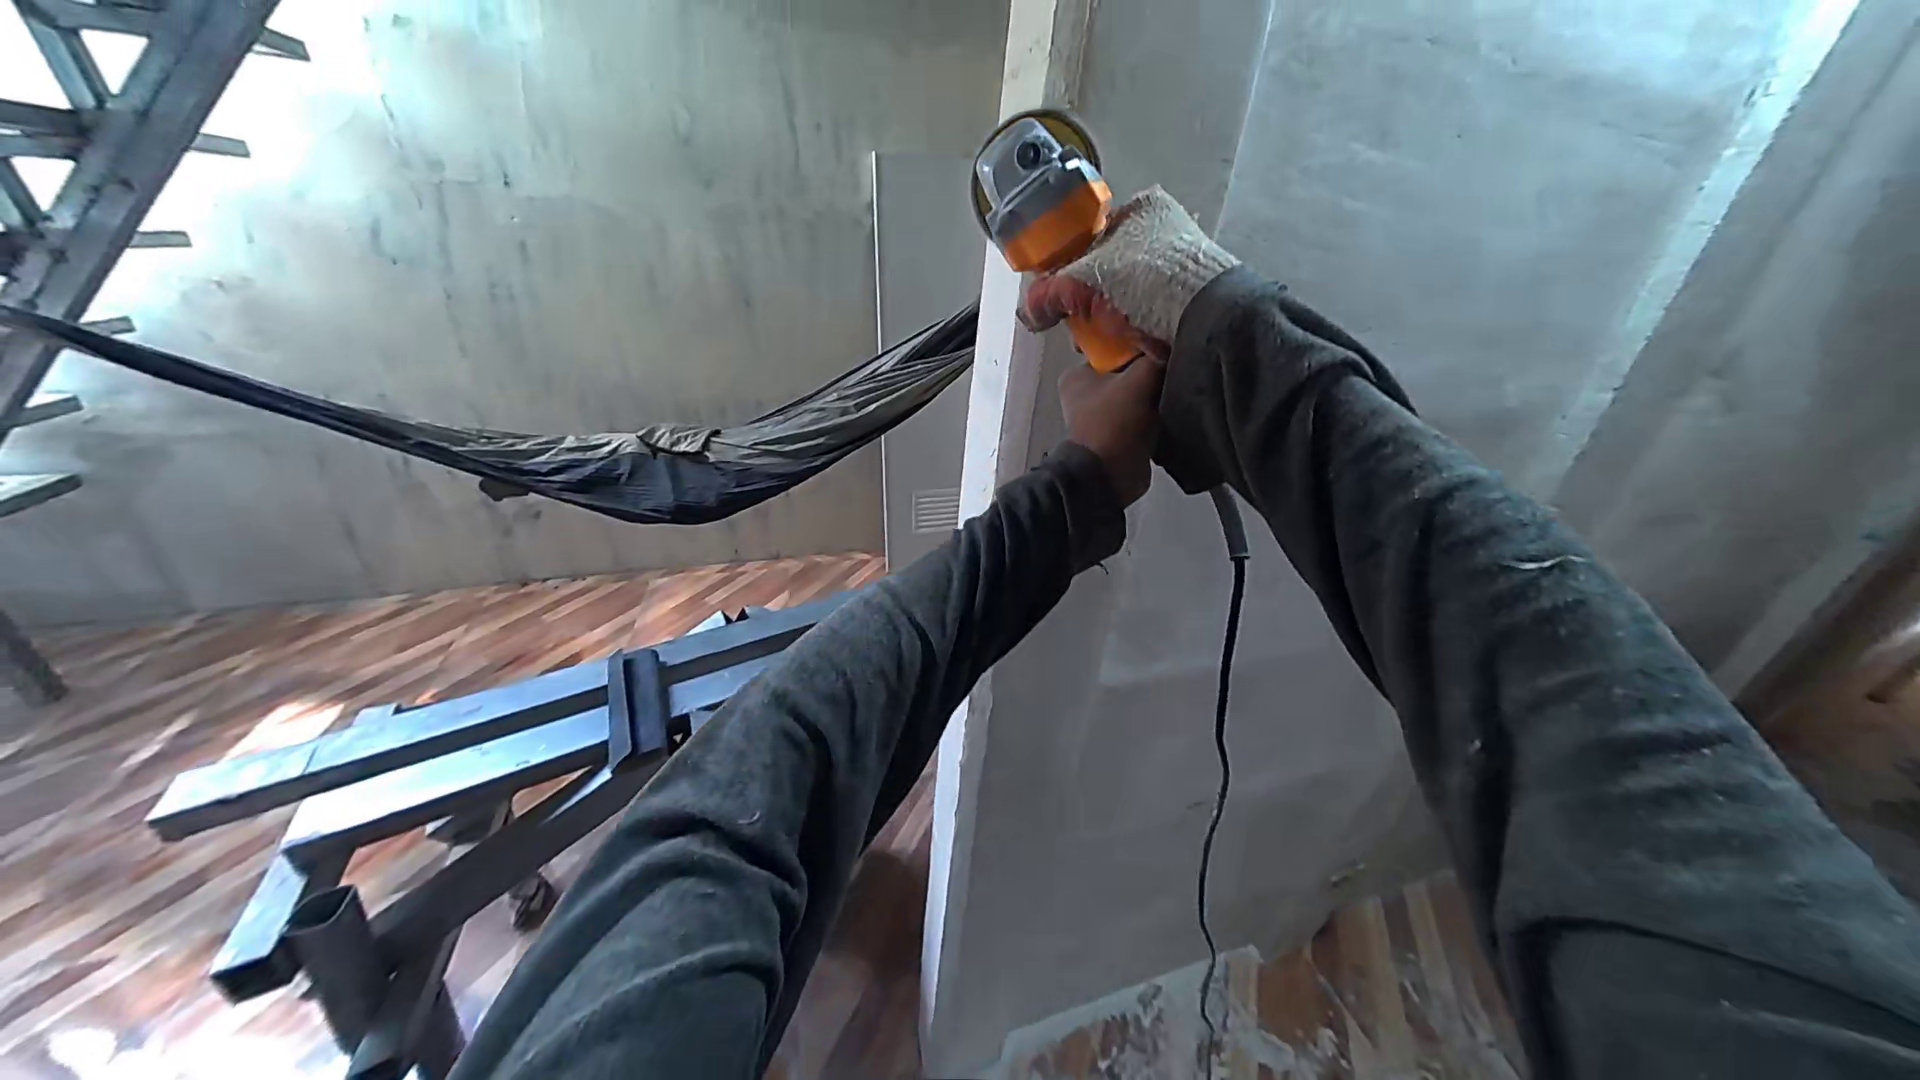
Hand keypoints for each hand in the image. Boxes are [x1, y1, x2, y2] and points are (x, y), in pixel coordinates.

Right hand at [1022, 186, 1237, 349]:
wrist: (1204, 318)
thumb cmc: (1144, 282)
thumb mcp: (1082, 282)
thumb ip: (1047, 294)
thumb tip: (1029, 312)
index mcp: (1142, 207)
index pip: (1092, 236)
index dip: (1070, 267)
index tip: (1062, 294)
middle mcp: (1166, 228)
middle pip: (1109, 267)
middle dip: (1091, 298)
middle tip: (1080, 321)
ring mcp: (1183, 262)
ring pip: (1128, 292)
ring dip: (1111, 317)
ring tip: (1103, 337)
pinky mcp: (1192, 296)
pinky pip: (1148, 311)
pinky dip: (1134, 327)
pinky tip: (1126, 343)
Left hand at [1059, 355, 1163, 506]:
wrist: (1109, 476)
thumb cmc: (1115, 421)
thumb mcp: (1138, 378)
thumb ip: (1156, 358)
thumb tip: (1169, 352)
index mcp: (1077, 375)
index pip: (1114, 350)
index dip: (1139, 349)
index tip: (1162, 354)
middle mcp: (1085, 395)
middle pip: (1128, 374)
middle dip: (1150, 375)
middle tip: (1171, 376)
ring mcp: (1101, 418)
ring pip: (1139, 397)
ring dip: (1156, 399)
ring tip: (1173, 397)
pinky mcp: (1118, 437)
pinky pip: (1144, 418)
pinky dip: (1157, 418)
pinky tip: (1171, 415)